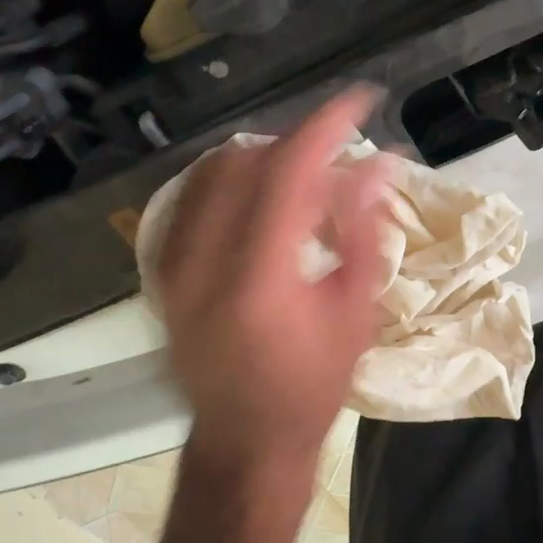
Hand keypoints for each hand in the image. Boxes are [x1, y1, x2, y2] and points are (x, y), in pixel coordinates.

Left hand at [154, 87, 393, 468]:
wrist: (245, 442)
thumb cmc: (313, 383)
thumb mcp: (356, 310)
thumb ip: (363, 230)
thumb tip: (379, 163)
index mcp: (259, 279)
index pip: (288, 172)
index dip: (327, 125)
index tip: (361, 100)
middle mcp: (205, 264)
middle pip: (246, 161)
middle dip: (298, 142)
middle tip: (336, 157)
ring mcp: (174, 267)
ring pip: (212, 172)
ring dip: (263, 157)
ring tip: (303, 176)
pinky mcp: (163, 272)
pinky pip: (190, 198)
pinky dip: (229, 179)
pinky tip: (259, 193)